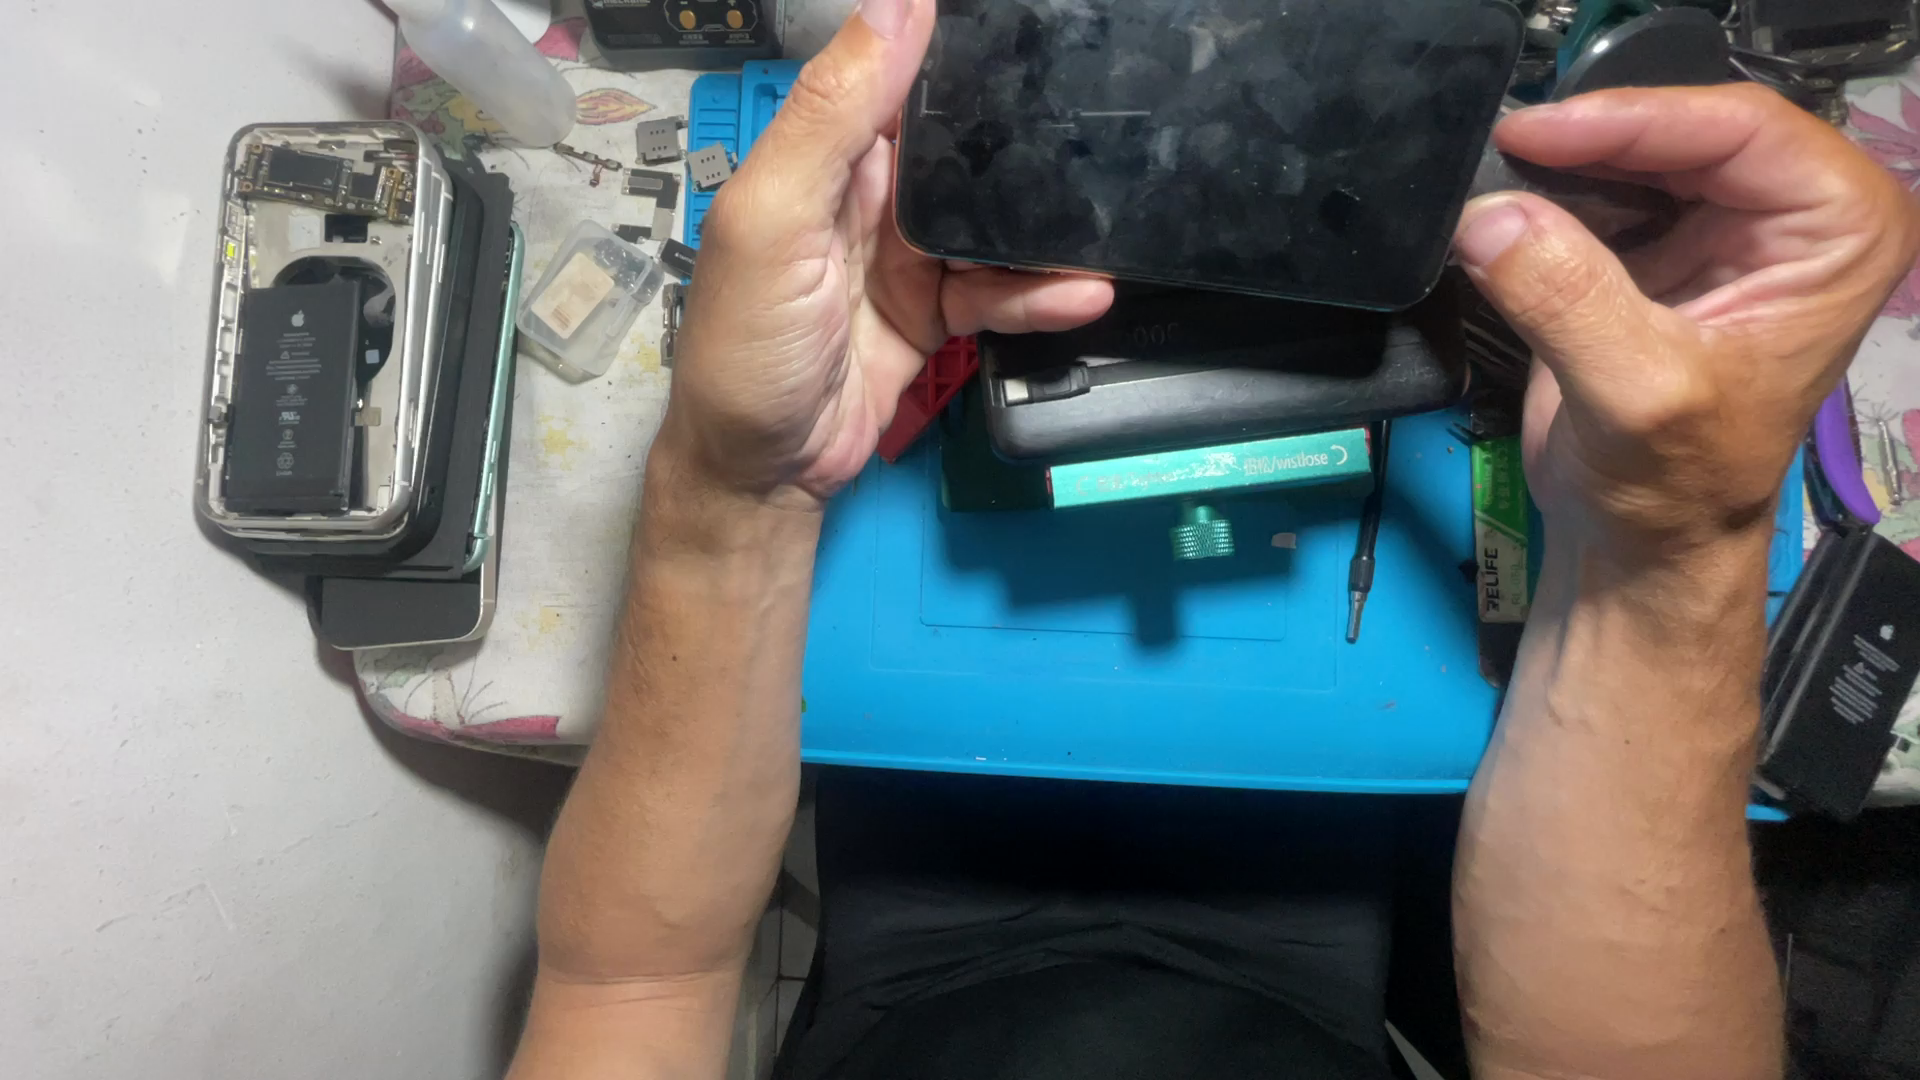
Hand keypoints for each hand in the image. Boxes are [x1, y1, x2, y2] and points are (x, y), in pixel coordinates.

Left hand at [656, 0, 1112, 508]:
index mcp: (824, 161)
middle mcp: (871, 204)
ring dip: (1044, 232)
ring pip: (990, 229)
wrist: (767, 468)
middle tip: (1103, 120)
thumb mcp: (772, 224)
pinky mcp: (934, 319)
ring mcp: (908, 265)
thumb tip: (898, 4)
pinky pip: (993, 296)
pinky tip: (1082, 292)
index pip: (899, 81)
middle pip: (960, 153)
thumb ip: (829, 121)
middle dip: (1023, 138)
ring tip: (1109, 222)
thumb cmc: (747, 348)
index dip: (958, 54)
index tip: (1039, 31)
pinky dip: (1034, 297)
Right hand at [1453, 84, 1919, 560]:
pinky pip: (1579, 220)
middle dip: (1588, 141)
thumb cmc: (1669, 473)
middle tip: (1498, 148)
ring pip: (1623, 173)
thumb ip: (1566, 298)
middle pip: (1678, 141)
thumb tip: (1485, 219)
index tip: (1528, 131)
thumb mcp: (1632, 387)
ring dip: (1553, 175)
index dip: (1631, 121)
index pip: (1738, 133)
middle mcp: (1769, 222)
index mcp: (1828, 230)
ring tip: (1487, 179)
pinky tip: (1492, 220)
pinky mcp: (1625, 276)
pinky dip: (1531, 216)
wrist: (1632, 531)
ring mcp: (1693, 246)